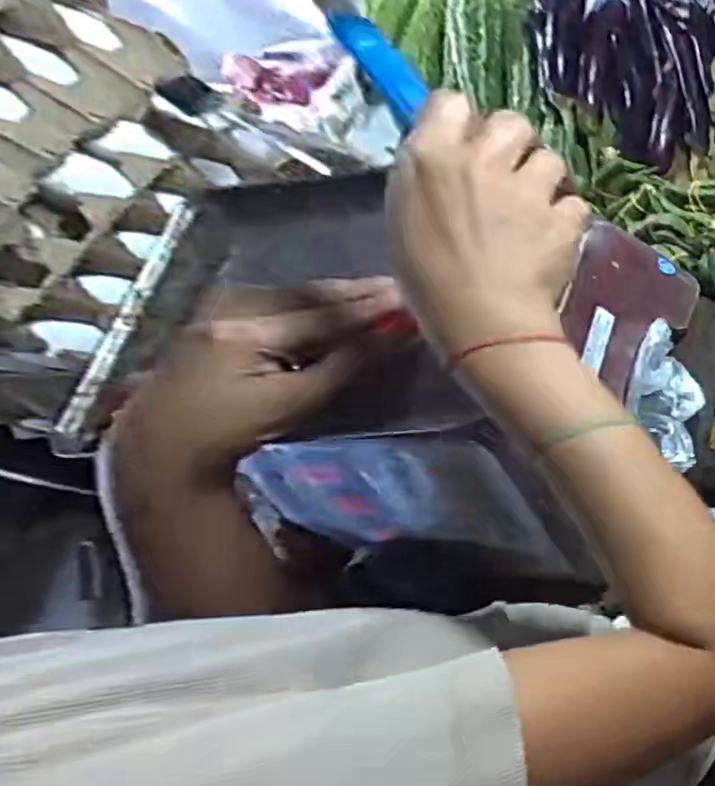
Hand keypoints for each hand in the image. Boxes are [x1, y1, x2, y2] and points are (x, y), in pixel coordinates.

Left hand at [115, 278, 403, 478]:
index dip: (370, 309)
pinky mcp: (219, 315)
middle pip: (306, 294)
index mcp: (249, 331)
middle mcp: (232, 309)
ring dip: (336, 291)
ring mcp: (220, 308)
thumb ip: (346, 363)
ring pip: (290, 292)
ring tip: (374, 288)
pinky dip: (311, 297)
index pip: (325, 316)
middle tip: (397, 285)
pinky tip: (332, 297)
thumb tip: (389, 336)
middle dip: (356, 291)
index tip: (407, 299)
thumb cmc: (239, 422)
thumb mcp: (300, 398)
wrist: (170, 433)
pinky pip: (276, 298)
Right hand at [386, 92, 590, 358]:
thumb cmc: (432, 279)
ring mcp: (527, 192)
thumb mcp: (407, 213)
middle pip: (513, 122)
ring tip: (543, 205)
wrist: (485, 318)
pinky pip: (577, 203)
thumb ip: (431, 177)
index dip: (469, 123)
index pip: (453, 102)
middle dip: (519, 144)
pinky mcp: (562, 222)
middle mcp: (481, 161)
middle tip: (518, 174)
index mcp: (430, 153)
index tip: (474, 146)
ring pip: (552, 159)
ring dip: (550, 178)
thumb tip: (451, 167)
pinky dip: (572, 216)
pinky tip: (561, 232)